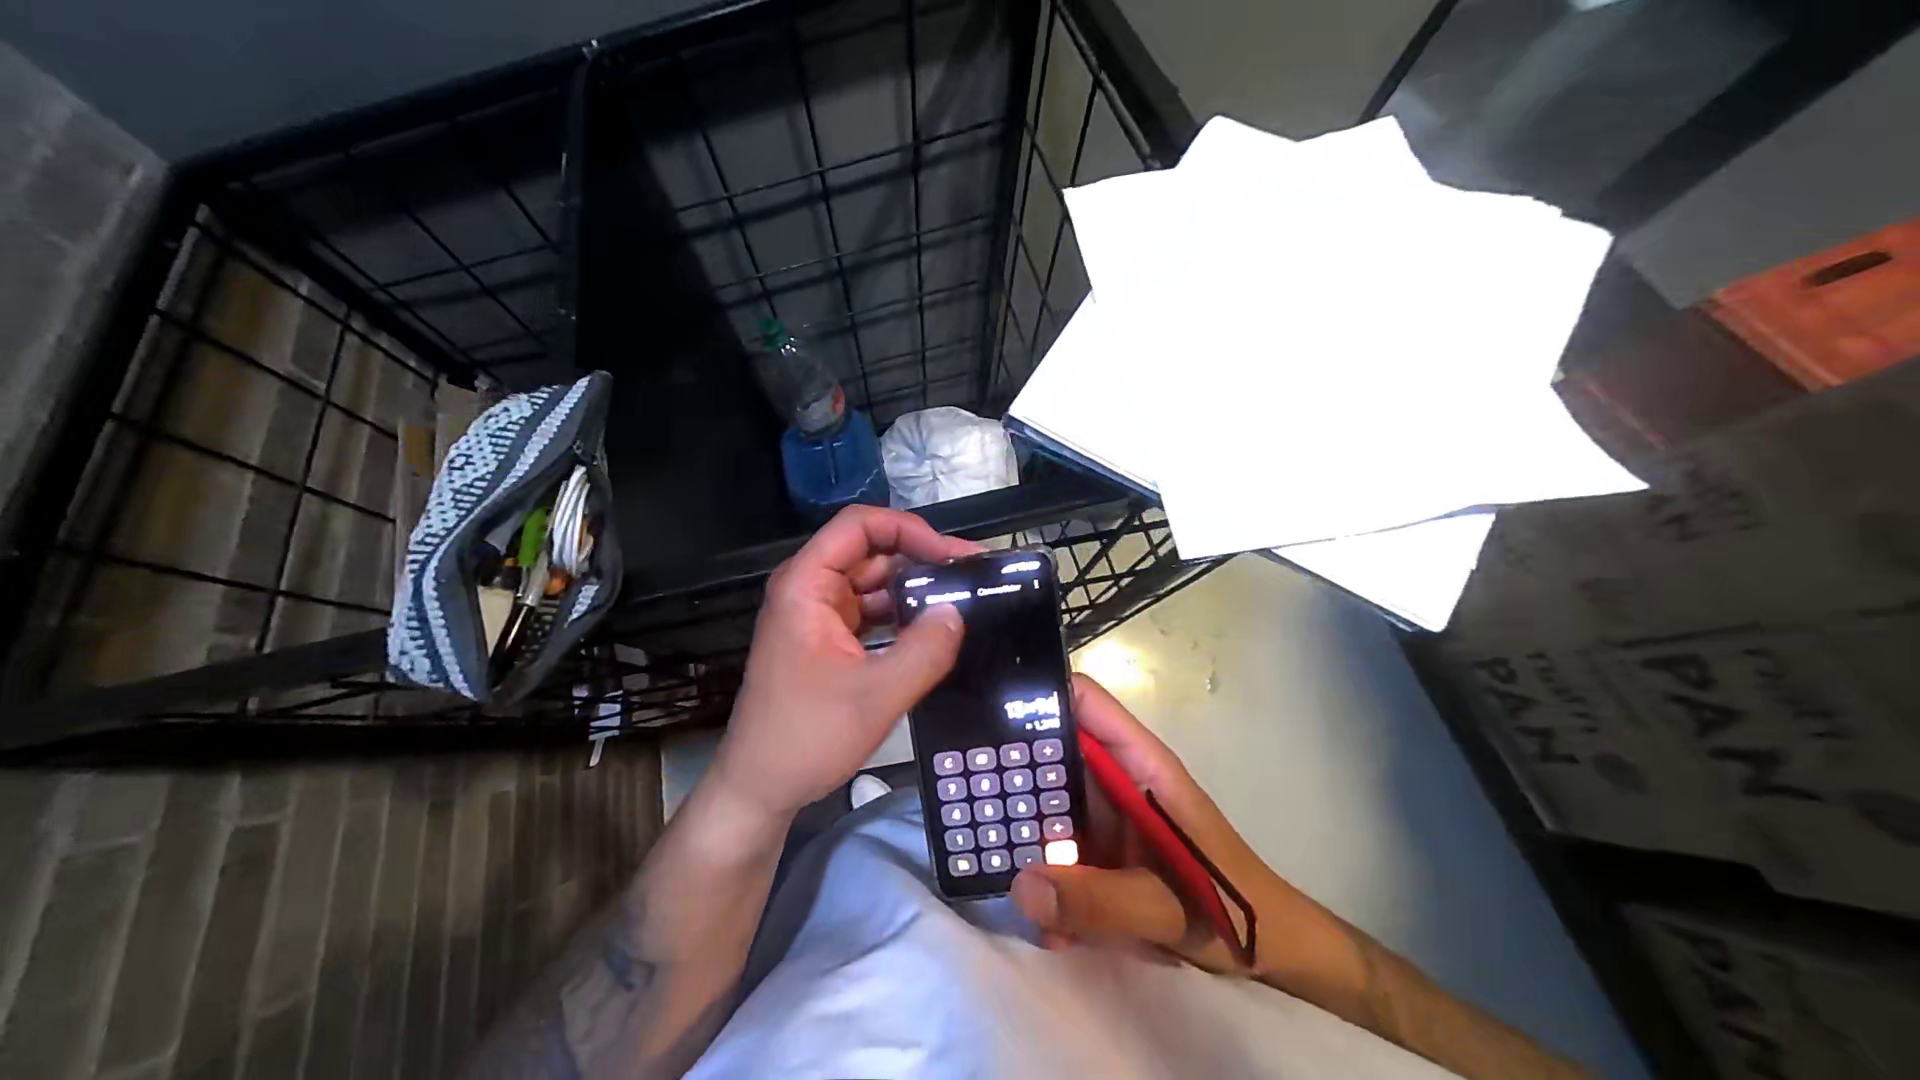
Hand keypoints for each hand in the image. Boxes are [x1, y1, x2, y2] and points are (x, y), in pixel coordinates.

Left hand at [711, 506, 980, 822]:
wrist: (760, 788)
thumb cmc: (806, 738)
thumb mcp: (875, 696)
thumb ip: (924, 651)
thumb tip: (957, 613)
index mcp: (806, 586)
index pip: (860, 526)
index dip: (910, 530)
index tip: (952, 556)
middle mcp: (810, 590)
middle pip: (871, 552)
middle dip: (921, 560)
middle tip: (972, 579)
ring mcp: (818, 616)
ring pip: (874, 584)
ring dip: (915, 591)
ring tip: (963, 603)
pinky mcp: (828, 641)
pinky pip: (871, 613)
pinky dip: (902, 617)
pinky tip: (935, 631)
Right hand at [1010, 674, 1289, 974]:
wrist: (1268, 957)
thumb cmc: (1233, 910)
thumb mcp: (1167, 907)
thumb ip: (1098, 899)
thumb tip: (1021, 886)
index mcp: (1139, 764)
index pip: (1083, 702)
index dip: (1035, 693)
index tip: (981, 702)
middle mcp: (1114, 779)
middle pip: (1049, 748)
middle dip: (1007, 764)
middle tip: (957, 785)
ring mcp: (1103, 815)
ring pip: (1043, 801)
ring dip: (1017, 829)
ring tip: (980, 857)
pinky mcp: (1096, 852)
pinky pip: (1052, 848)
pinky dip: (1039, 875)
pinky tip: (1037, 920)